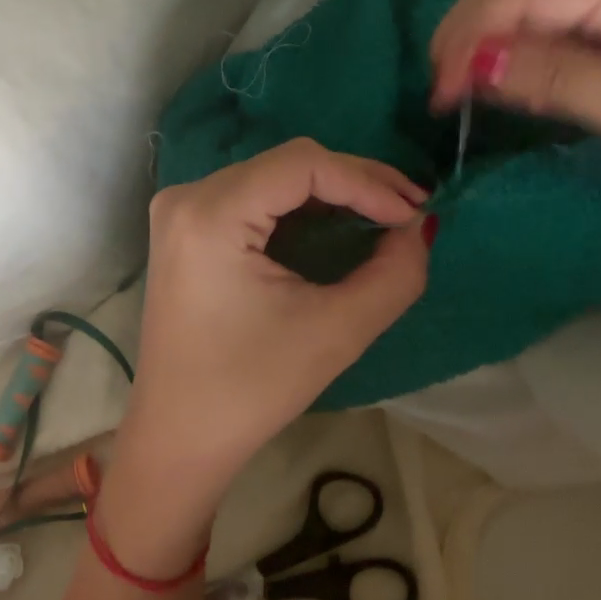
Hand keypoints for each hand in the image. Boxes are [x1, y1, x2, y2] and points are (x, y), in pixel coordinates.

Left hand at [123, 139, 430, 498]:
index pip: (302, 164)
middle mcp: (187, 196)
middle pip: (287, 164)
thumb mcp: (335, 332)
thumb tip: (420, 228)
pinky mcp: (187, 229)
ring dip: (331, 193)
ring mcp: (181, 210)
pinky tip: (340, 226)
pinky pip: (254, 197)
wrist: (180, 435)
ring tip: (385, 218)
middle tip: (410, 211)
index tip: (415, 213)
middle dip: (354, 183)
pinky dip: (300, 208)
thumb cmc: (251, 389)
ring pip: (273, 176)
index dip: (366, 181)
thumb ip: (393, 275)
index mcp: (209, 213)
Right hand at [429, 0, 600, 221]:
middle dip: (468, 39)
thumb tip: (473, 58)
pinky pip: (559, 49)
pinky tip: (505, 94)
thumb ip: (553, 73)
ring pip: (535, 23)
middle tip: (439, 99)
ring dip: (489, 53)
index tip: (437, 96)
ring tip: (458, 99)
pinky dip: (520, 69)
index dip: (464, 34)